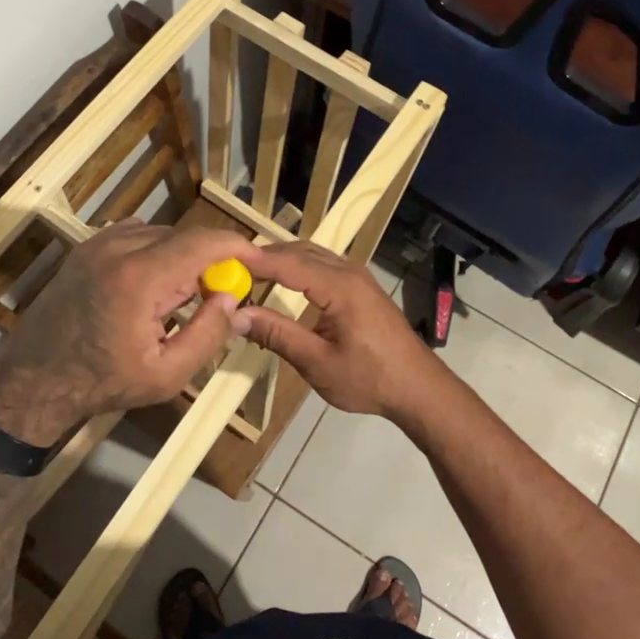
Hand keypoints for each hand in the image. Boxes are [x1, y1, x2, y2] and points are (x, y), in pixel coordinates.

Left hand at [0, 220, 259, 445]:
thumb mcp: (166, 375)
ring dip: (180, 258)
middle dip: (209, 259)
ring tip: (178, 300)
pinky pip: (136, 236)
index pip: (202, 242)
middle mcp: (118, 249)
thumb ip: (207, 334)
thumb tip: (231, 297)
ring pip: (160, 235)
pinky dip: (154, 253)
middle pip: (184, 236)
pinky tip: (151, 287)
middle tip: (218, 293)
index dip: (236, 246)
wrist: (34, 379)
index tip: (258, 259)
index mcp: (140, 278)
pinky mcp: (86, 248)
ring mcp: (98, 244)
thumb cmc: (103, 382)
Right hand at [235, 242, 448, 422]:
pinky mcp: (360, 287)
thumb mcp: (317, 362)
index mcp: (339, 286)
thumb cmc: (369, 378)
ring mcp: (357, 276)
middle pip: (298, 251)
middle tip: (228, 268)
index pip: (287, 263)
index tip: (221, 261)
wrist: (418, 387)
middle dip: (264, 257)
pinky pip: (322, 264)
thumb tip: (236, 316)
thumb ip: (277, 334)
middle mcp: (348, 271)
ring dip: (281, 260)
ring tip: (248, 274)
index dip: (253, 261)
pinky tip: (282, 283)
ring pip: (311, 254)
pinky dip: (297, 267)